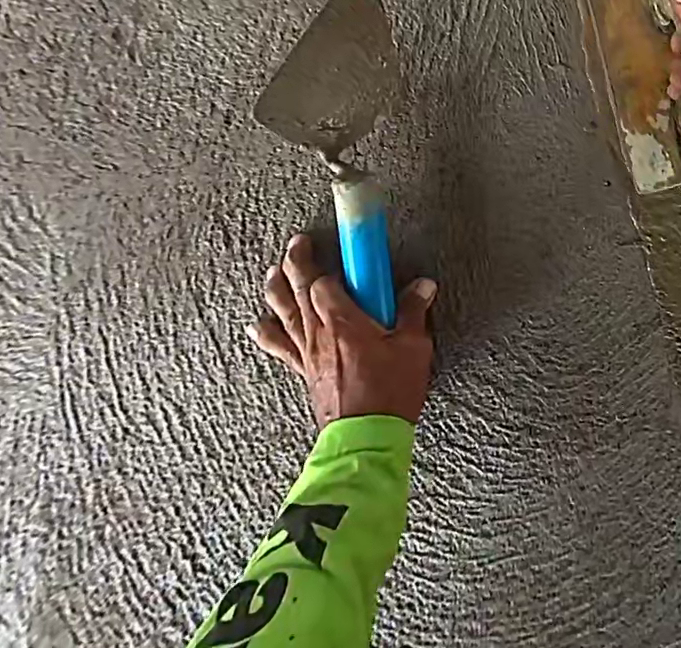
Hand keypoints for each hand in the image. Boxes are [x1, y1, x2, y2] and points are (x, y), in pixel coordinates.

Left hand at [250, 234, 436, 427]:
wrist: (365, 437)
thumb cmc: (389, 391)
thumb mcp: (414, 346)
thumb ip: (414, 311)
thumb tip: (422, 286)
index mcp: (344, 322)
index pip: (324, 283)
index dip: (328, 261)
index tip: (335, 243)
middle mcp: (320, 334)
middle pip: (298, 290)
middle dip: (297, 263)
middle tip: (298, 243)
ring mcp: (308, 353)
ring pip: (284, 314)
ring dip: (277, 290)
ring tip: (274, 272)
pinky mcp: (305, 371)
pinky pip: (280, 347)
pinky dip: (267, 332)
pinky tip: (258, 324)